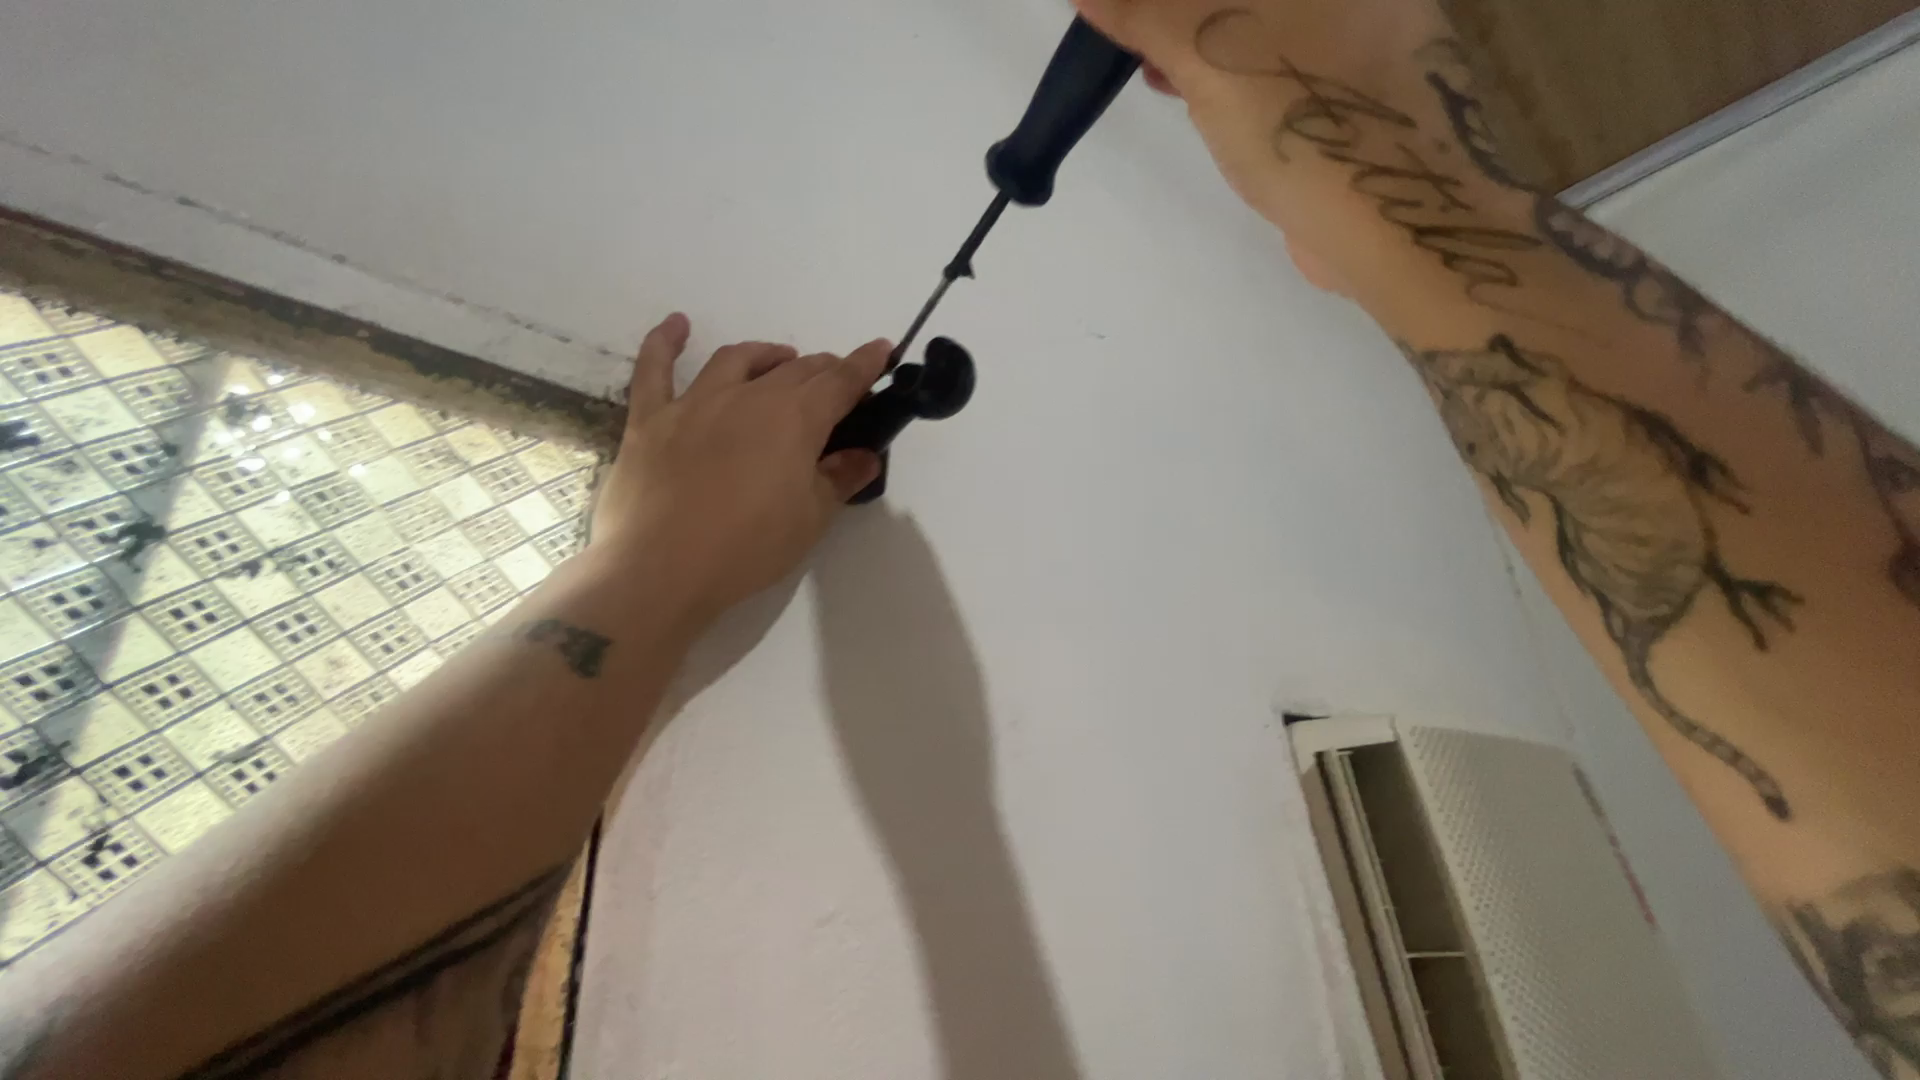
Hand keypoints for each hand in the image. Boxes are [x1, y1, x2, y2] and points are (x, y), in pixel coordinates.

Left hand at [587, 314, 890, 625]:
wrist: (662, 569)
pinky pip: (655, 369)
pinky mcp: (650, 419)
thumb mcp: (811, 519)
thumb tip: (865, 455)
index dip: (865, 365)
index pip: (840, 382)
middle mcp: (748, 397)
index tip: (881, 350)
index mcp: (794, 419)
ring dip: (766, 354)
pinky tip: (677, 325)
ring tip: (781, 359)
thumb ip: (840, 479)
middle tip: (837, 381)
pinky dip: (666, 342)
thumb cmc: (749, 547)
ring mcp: (694, 403)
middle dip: (823, 368)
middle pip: (795, 370)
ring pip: (736, 360)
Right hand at [1074, 0, 1457, 295]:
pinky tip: (1182, 87)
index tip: (1120, 16)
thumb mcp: (1210, 54)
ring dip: (1192, 35)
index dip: (1167, 2)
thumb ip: (1145, 12)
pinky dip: (1222, 66)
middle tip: (1124, 30)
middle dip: (1176, 11)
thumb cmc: (1304, 116)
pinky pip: (1269, 59)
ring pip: (1255, 22)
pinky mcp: (1346, 89)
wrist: (1391, 219)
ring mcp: (1354, 37)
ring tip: (1143, 62)